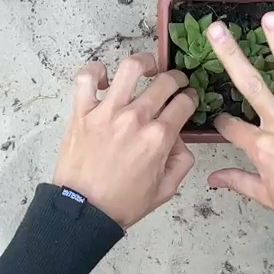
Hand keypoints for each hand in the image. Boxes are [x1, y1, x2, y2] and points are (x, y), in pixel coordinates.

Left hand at [51, 52, 197, 227]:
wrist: (84, 211)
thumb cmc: (123, 203)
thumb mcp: (166, 189)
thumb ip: (182, 161)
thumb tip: (180, 139)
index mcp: (159, 137)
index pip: (184, 103)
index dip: (191, 97)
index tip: (189, 99)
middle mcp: (135, 118)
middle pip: (165, 82)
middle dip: (176, 78)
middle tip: (175, 83)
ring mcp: (107, 112)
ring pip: (130, 68)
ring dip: (144, 62)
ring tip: (147, 67)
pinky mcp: (82, 112)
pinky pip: (86, 78)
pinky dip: (95, 72)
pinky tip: (104, 78)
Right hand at [206, 15, 273, 249]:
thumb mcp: (267, 198)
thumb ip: (239, 181)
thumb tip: (213, 179)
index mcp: (262, 148)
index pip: (231, 127)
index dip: (221, 123)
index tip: (220, 121)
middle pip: (251, 86)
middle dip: (231, 56)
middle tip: (217, 30)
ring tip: (270, 17)